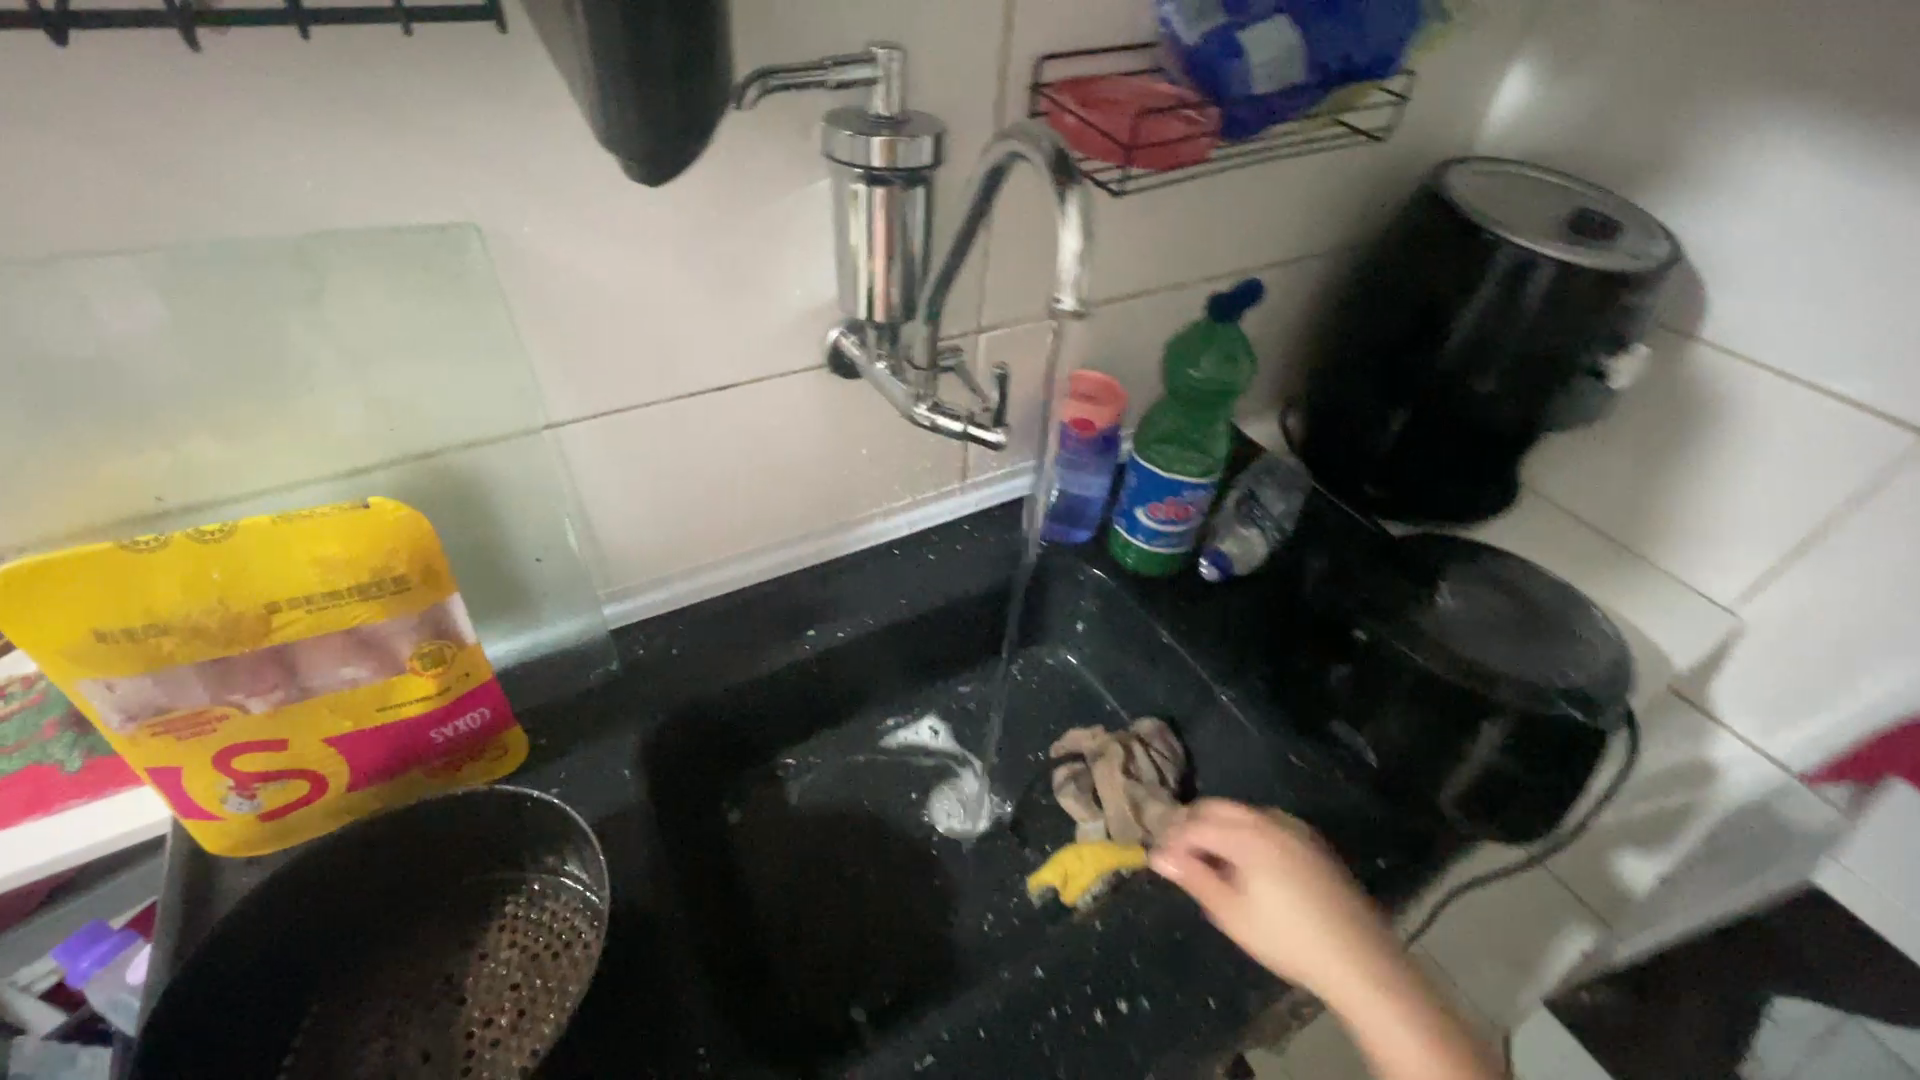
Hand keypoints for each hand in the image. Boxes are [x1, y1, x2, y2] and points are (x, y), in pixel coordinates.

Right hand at [1149, 799, 1399, 999]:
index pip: (1194, 824)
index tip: (1157, 860)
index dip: (1171, 839)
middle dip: (1191, 824)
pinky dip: (1244, 832)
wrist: (1359, 958)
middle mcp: (1269, 820)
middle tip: (1176, 854)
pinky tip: (1244, 861)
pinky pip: (1265, 823)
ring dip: (1217, 826)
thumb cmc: (1286, 939)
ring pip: (1242, 813)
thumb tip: (1158, 856)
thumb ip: (1194, 878)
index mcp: (1246, 834)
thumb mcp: (1231, 913)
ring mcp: (1294, 828)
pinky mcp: (1311, 841)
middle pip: (1217, 807)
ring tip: (1206, 859)